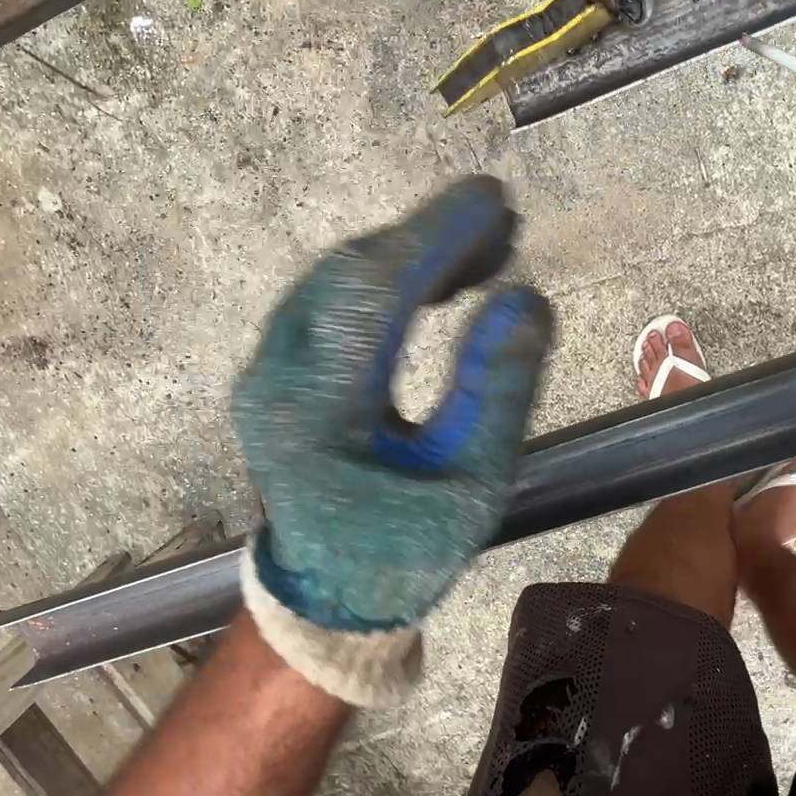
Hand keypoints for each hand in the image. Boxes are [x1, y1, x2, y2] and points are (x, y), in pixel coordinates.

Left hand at [232, 176, 552, 705]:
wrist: (330, 596)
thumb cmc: (406, 548)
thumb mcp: (473, 482)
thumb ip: (496, 388)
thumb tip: (527, 297)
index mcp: (316, 408)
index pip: (374, 290)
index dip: (436, 235)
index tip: (493, 200)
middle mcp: (275, 375)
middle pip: (351, 271)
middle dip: (430, 235)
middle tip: (503, 220)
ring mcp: (269, 369)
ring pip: (341, 278)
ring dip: (413, 253)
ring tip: (487, 244)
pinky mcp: (282, 369)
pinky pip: (336, 301)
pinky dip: (392, 279)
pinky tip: (443, 280)